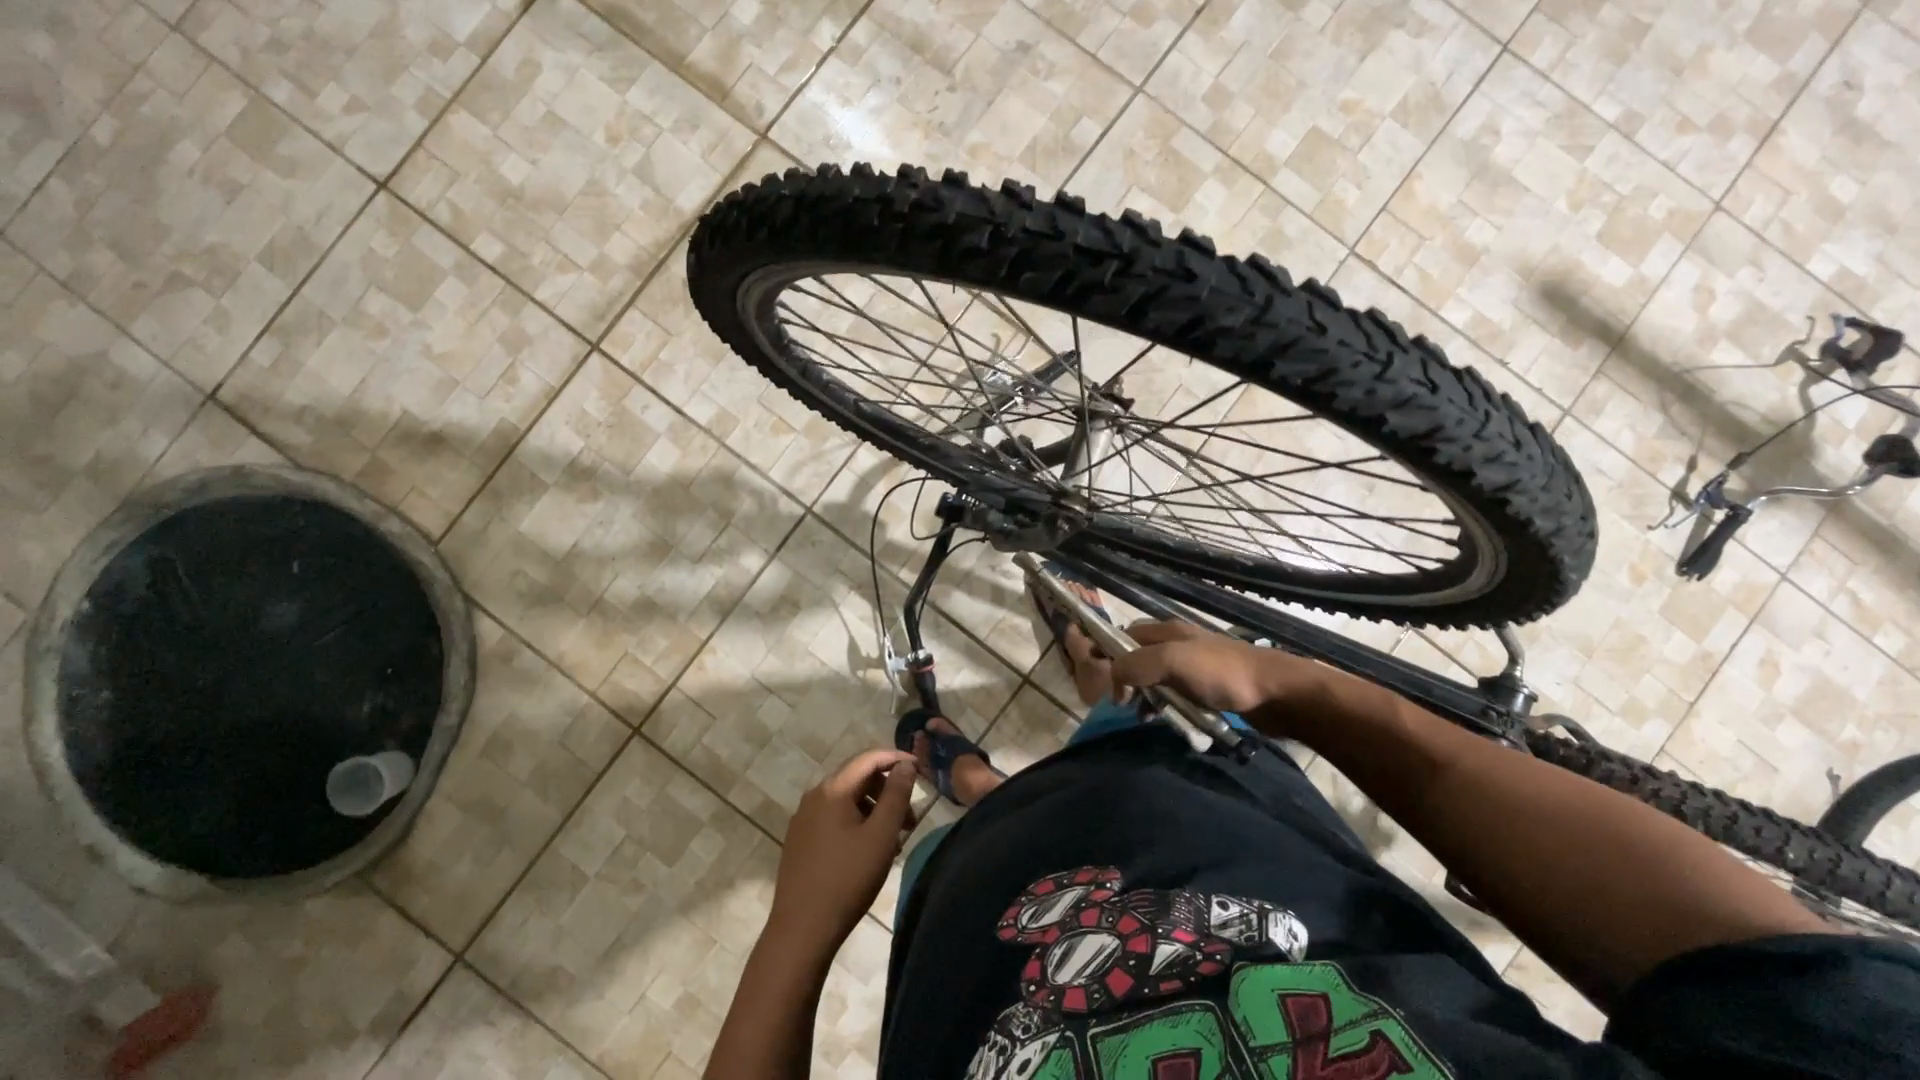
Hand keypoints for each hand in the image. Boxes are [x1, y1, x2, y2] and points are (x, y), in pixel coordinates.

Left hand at [769, 749, 918, 949]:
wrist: (802, 928)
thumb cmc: (848, 879)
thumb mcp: (881, 836)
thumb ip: (896, 796)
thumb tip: (905, 765)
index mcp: (832, 790)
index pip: (868, 758)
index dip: (896, 759)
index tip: (921, 771)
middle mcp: (813, 797)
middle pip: (857, 778)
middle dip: (887, 791)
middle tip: (910, 820)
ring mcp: (803, 820)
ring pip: (846, 802)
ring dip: (874, 811)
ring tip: (893, 841)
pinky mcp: (800, 841)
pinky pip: (834, 819)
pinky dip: (857, 824)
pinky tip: (869, 852)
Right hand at [1111, 621, 1331, 720]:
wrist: (1276, 692)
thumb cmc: (1222, 673)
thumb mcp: (1171, 661)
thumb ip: (1136, 665)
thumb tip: (1112, 679)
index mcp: (1168, 631)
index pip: (1126, 635)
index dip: (1109, 652)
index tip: (1098, 679)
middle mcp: (1178, 644)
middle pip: (1139, 658)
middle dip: (1126, 679)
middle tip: (1121, 704)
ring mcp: (1195, 666)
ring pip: (1157, 679)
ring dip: (1145, 696)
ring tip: (1141, 717)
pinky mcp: (1208, 688)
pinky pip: (1176, 695)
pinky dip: (1166, 707)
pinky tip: (1167, 721)